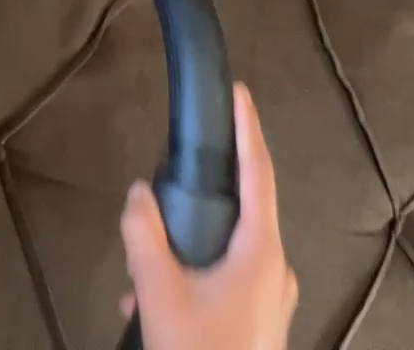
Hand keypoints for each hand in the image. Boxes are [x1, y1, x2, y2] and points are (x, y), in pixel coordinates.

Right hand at [120, 84, 298, 349]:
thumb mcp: (159, 293)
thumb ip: (143, 235)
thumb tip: (138, 194)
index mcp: (262, 252)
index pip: (257, 172)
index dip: (247, 128)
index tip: (238, 91)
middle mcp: (275, 268)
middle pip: (235, 213)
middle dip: (191, 208)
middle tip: (158, 208)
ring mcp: (271, 298)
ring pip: (222, 253)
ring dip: (180, 257)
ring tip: (138, 284)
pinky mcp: (259, 321)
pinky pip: (223, 282)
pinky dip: (189, 283)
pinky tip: (149, 310)